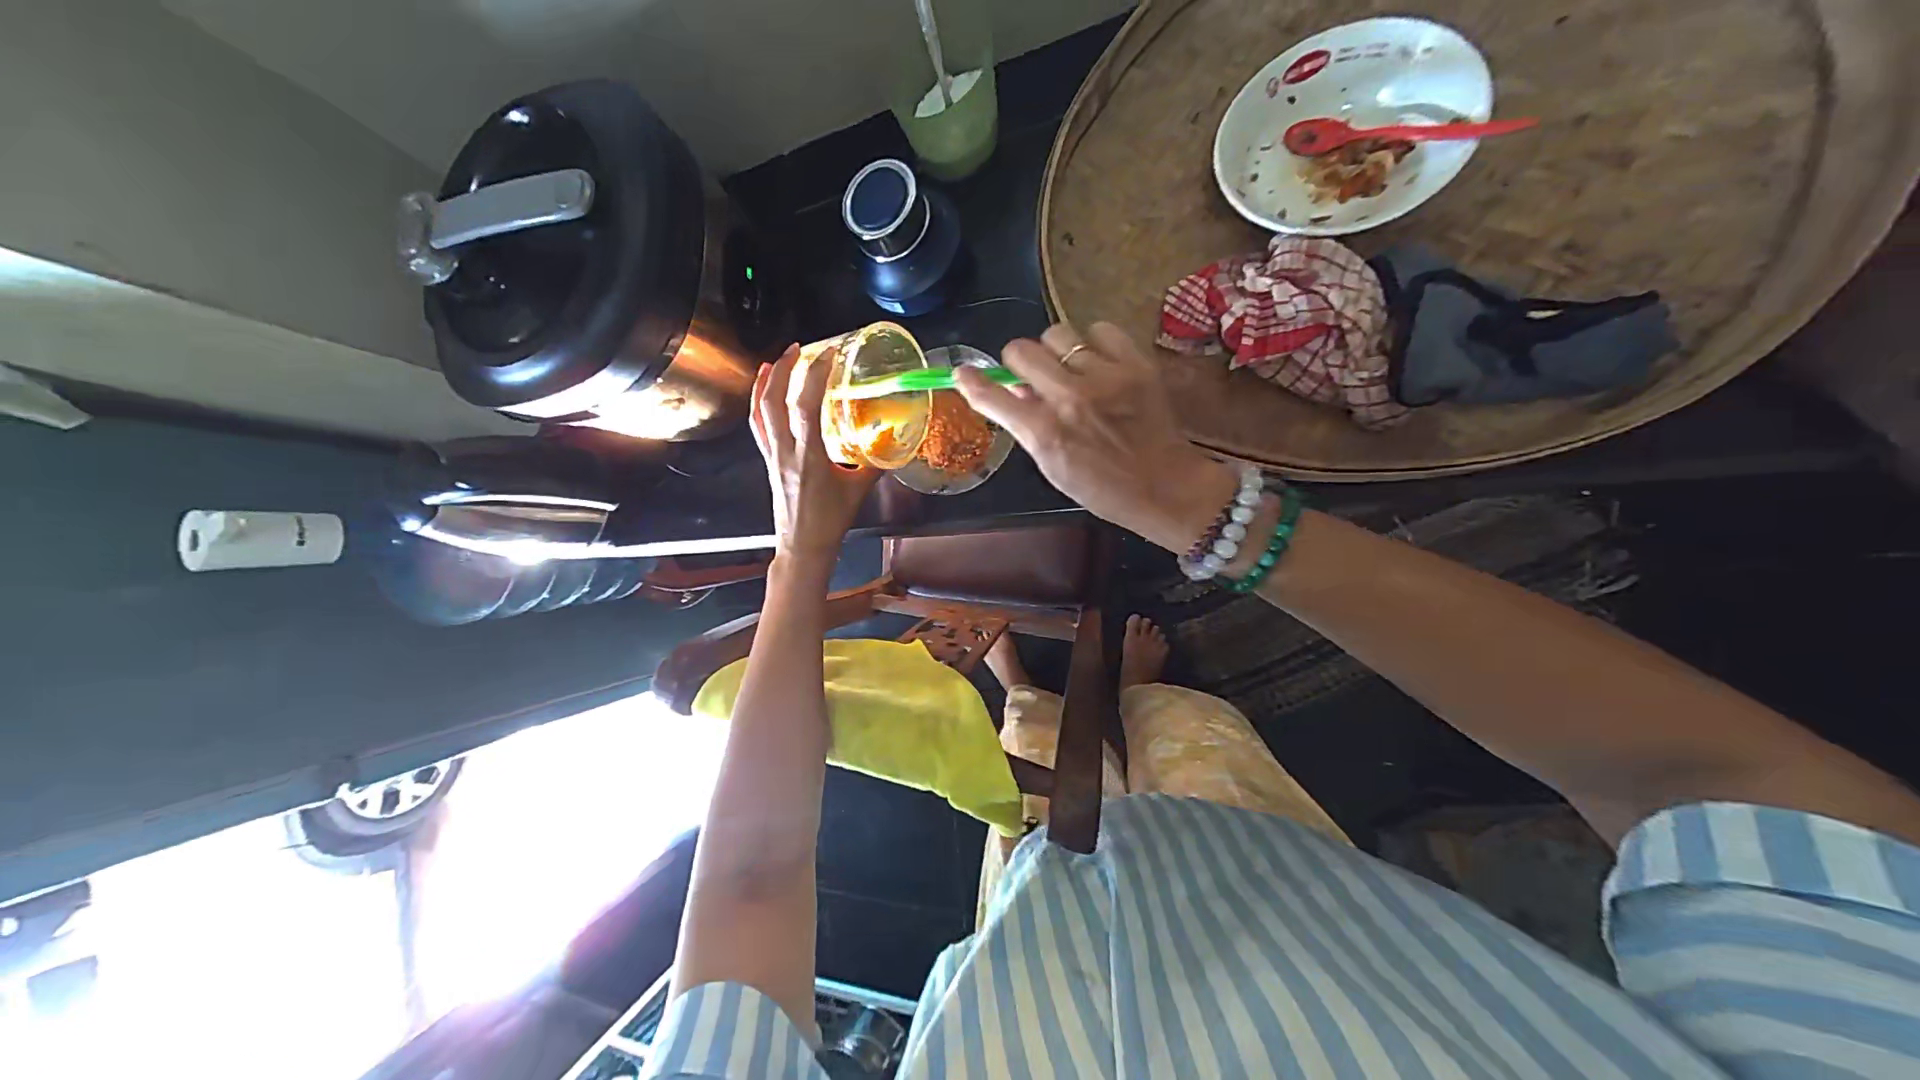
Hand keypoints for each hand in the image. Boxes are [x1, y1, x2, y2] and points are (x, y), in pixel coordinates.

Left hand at [751, 343, 879, 564]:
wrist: (802, 547)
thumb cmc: (830, 522)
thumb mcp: (859, 490)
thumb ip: (874, 463)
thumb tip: (892, 442)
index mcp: (808, 456)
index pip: (805, 405)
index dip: (815, 375)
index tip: (829, 354)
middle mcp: (785, 451)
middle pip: (773, 400)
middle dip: (783, 368)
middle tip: (798, 348)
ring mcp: (772, 455)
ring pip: (760, 410)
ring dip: (767, 381)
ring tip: (776, 360)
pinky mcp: (768, 461)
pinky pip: (757, 425)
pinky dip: (759, 402)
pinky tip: (764, 391)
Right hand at [954, 322, 1238, 552]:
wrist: (1164, 486)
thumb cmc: (1102, 487)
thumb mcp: (1053, 467)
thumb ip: (1029, 427)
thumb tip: (1014, 390)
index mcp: (1046, 432)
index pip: (993, 396)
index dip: (972, 382)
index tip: (963, 373)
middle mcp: (1070, 398)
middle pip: (1021, 350)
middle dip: (1018, 362)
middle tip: (1032, 376)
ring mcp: (1105, 377)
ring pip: (1057, 334)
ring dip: (1055, 351)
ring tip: (1069, 369)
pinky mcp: (1135, 363)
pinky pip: (1100, 329)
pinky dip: (1094, 342)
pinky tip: (1098, 362)